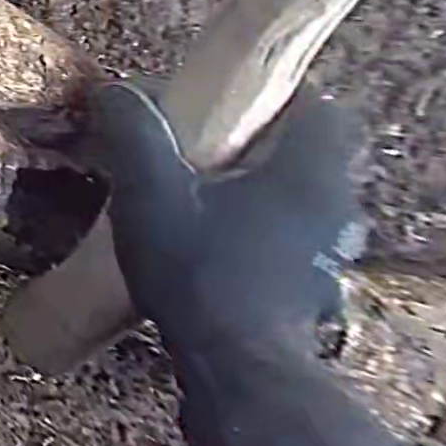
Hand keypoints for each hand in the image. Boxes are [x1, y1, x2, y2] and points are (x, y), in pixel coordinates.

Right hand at [90, 81, 400, 445]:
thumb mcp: (147, 187)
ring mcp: (325, 242)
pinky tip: (196, 220)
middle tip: (181, 135)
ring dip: (242, 171)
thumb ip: (132, 132)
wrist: (236, 357)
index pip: (324, 111)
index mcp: (307, 176)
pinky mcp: (306, 268)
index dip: (277, 93)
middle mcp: (332, 204)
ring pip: (290, 184)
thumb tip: (113, 88)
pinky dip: (245, 205)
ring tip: (179, 178)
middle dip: (244, 133)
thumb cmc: (195, 262)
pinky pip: (282, 216)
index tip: (216, 96)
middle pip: (303, 147)